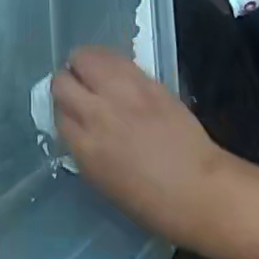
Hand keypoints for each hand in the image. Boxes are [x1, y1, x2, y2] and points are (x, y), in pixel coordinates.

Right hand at [52, 47, 238, 248]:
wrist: (201, 190)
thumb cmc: (152, 201)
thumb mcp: (101, 180)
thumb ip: (82, 146)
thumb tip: (75, 124)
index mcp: (84, 146)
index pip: (56, 112)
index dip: (64, 111)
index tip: (73, 115)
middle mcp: (97, 113)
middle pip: (62, 81)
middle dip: (67, 84)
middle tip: (80, 92)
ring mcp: (121, 92)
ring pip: (84, 57)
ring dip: (84, 65)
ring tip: (95, 75)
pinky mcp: (145, 79)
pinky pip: (114, 58)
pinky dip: (108, 62)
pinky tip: (115, 74)